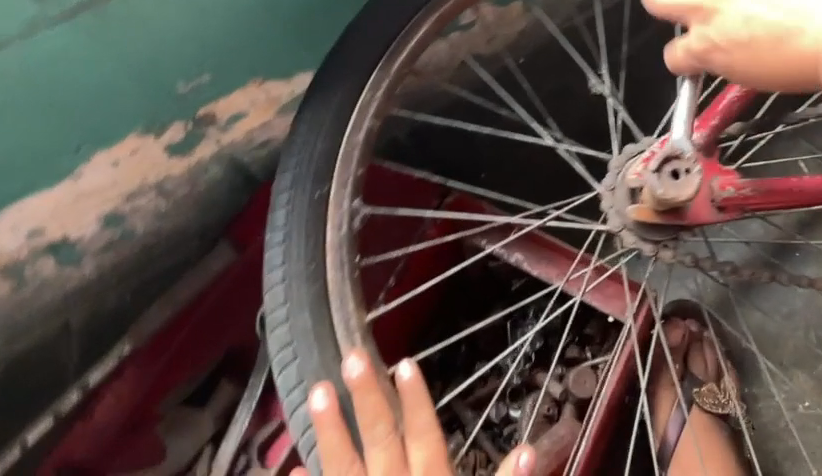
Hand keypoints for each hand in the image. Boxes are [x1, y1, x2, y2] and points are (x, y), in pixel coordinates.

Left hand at [293, 350, 533, 475]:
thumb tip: (529, 449)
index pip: (425, 437)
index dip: (416, 401)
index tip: (405, 362)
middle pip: (382, 442)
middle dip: (367, 400)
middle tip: (351, 358)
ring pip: (345, 469)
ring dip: (331, 432)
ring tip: (316, 392)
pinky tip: (292, 470)